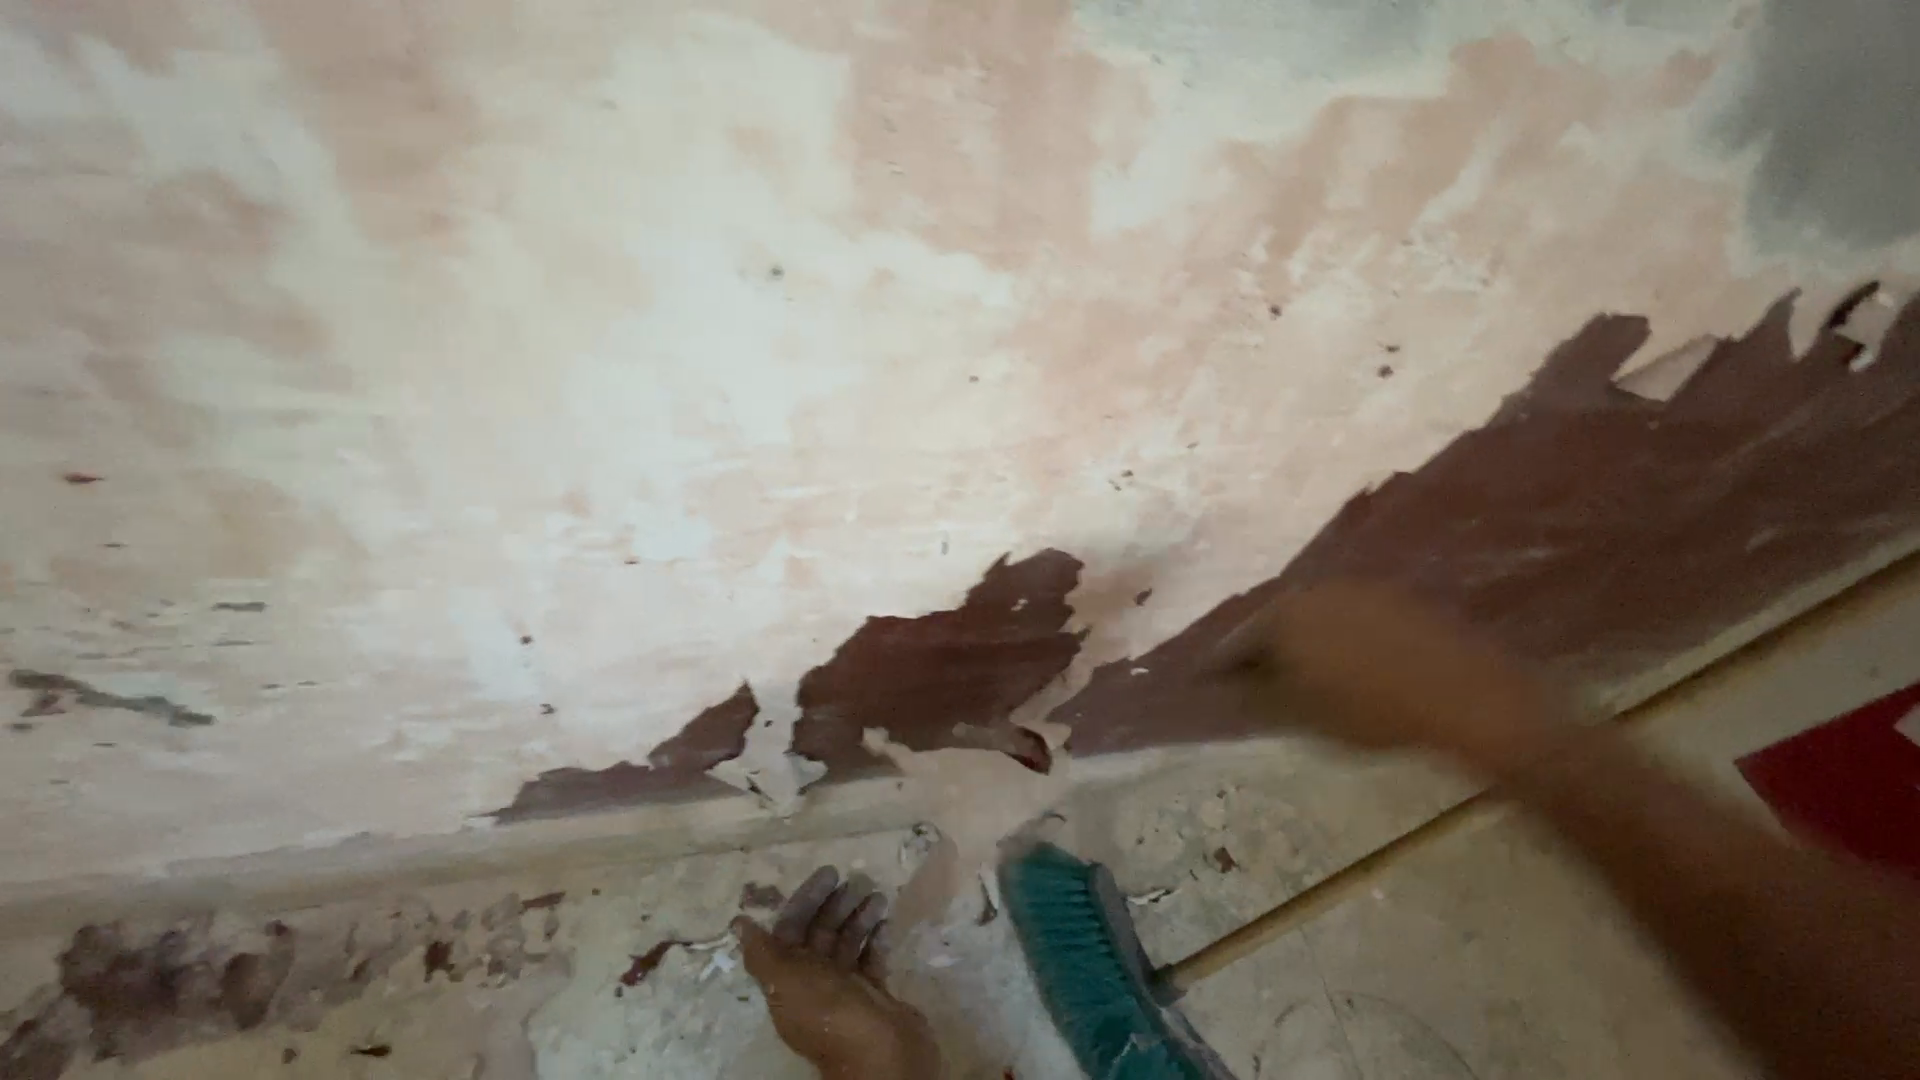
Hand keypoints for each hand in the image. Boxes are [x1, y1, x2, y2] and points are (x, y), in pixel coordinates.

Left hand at [733, 867, 940, 1079]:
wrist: (882, 1055)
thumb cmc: (830, 1012)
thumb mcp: (786, 981)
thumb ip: (762, 952)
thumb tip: (737, 922)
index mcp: (789, 980)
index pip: (791, 929)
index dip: (806, 900)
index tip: (829, 874)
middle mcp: (815, 983)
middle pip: (821, 933)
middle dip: (836, 904)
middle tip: (856, 880)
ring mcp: (846, 989)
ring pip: (848, 942)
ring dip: (860, 917)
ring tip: (877, 897)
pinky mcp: (874, 994)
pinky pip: (873, 959)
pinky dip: (878, 939)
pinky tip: (886, 923)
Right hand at [1219, 580, 1569, 773]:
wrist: (1470, 699)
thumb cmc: (1371, 710)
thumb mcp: (1298, 714)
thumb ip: (1249, 696)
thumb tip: (1216, 689)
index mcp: (1282, 615)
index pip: (1233, 644)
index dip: (1217, 669)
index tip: (1205, 687)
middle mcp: (1313, 590)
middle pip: (1271, 624)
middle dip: (1260, 653)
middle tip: (1251, 682)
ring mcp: (1359, 590)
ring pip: (1311, 619)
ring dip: (1298, 645)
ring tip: (1298, 677)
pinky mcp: (1396, 599)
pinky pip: (1347, 618)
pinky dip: (1335, 640)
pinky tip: (1346, 665)